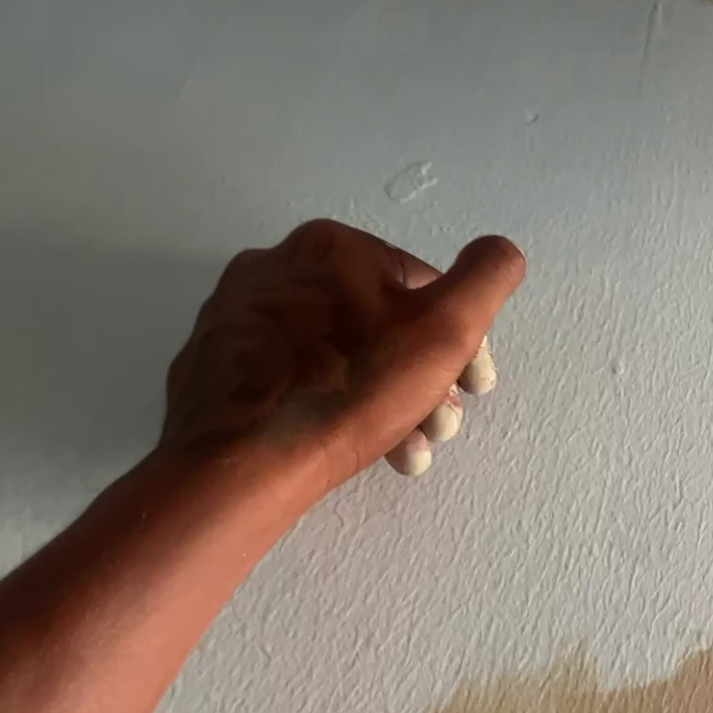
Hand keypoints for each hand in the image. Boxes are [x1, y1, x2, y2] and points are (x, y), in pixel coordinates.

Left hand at [160, 220, 525, 495]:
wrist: (242, 464)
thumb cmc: (355, 388)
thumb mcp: (448, 327)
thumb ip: (487, 278)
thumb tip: (501, 252)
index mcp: (333, 247)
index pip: (426, 287)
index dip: (461, 340)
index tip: (470, 388)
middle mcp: (276, 266)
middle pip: (383, 324)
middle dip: (425, 378)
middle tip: (439, 424)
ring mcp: (235, 316)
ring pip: (343, 356)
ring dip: (389, 400)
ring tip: (405, 447)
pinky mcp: (211, 365)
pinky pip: (297, 379)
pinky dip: (335, 406)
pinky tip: (357, 444)